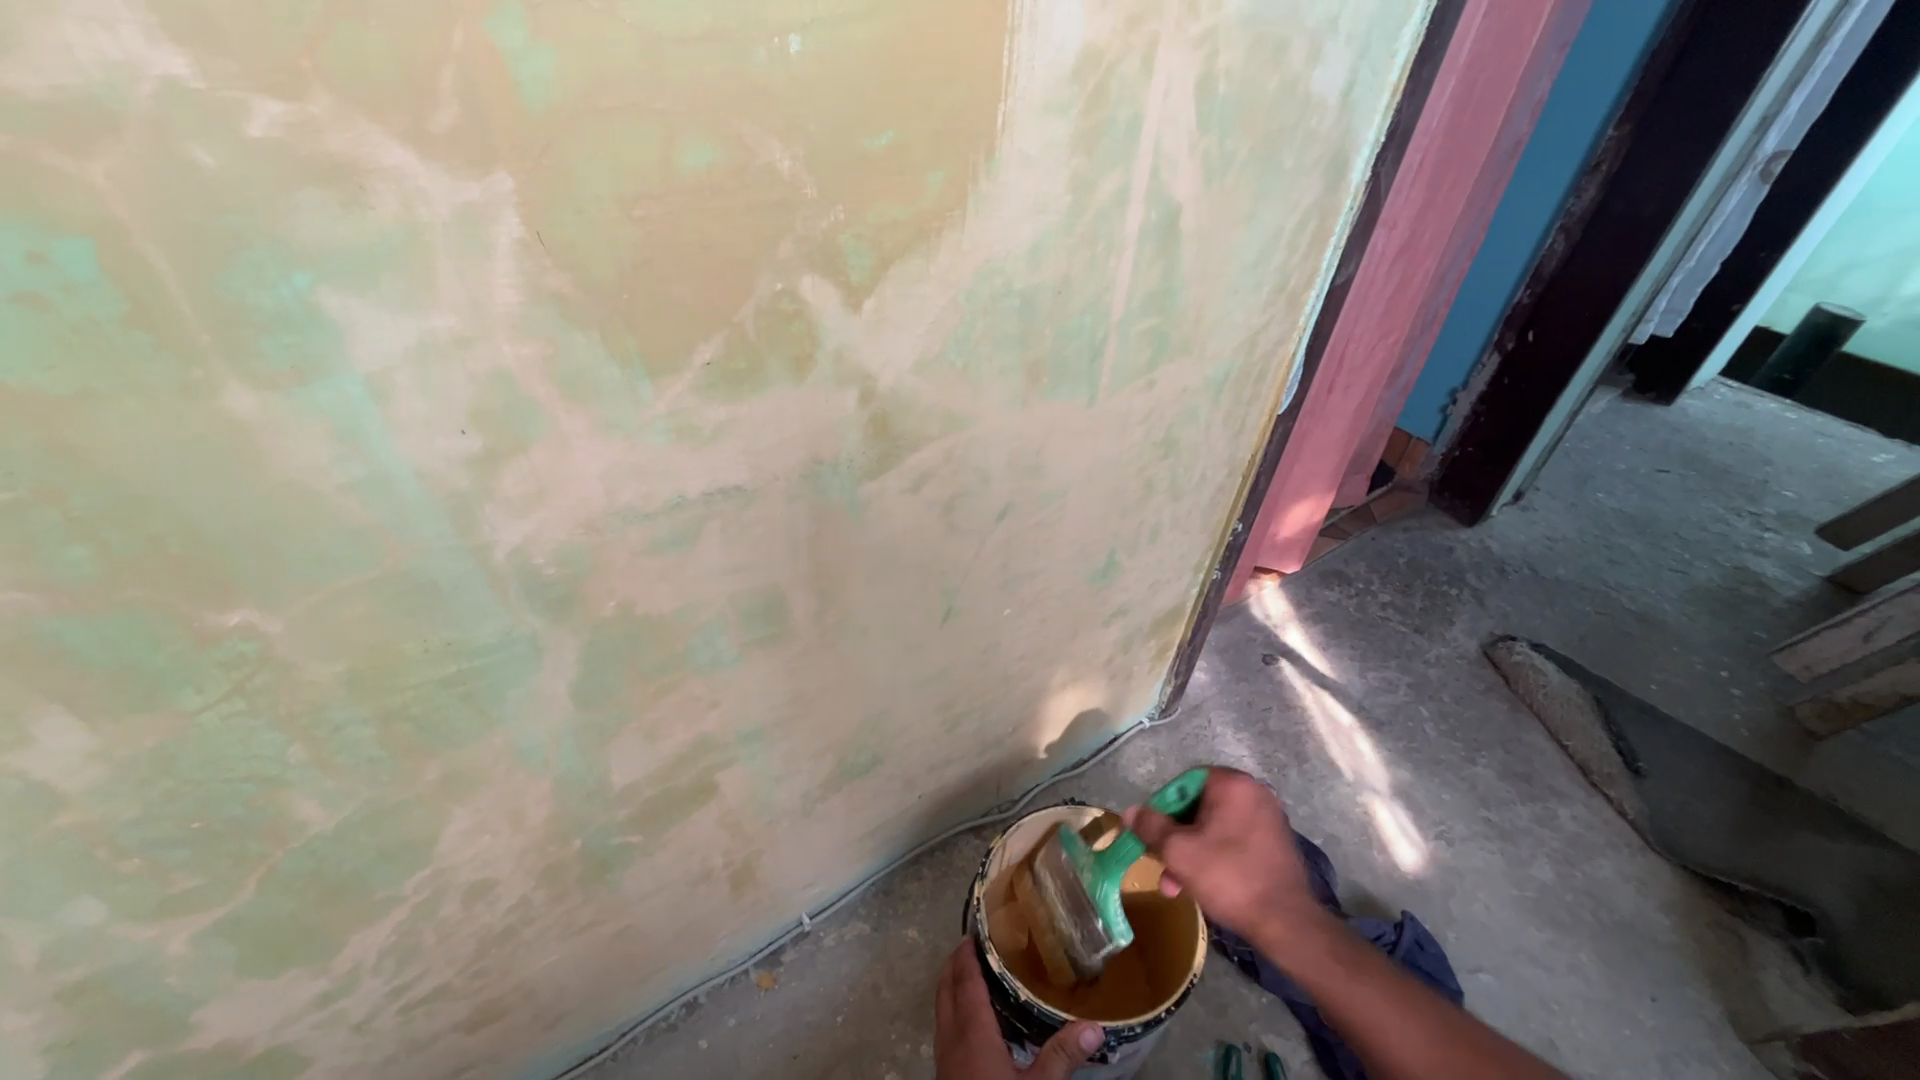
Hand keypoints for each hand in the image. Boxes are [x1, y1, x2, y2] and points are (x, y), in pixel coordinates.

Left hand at [935, 938, 1102, 1079]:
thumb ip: (1062, 1056)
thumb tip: (1095, 1027)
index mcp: (971, 1033)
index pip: (965, 981)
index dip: (968, 953)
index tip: (977, 929)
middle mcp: (951, 1039)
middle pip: (945, 989)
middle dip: (956, 964)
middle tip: (979, 944)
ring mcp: (944, 1058)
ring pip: (942, 1009)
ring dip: (954, 987)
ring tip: (979, 975)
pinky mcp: (946, 1074)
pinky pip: (945, 1028)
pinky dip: (956, 1010)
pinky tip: (978, 1022)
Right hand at [1124, 767, 1326, 947]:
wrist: (1285, 922)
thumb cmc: (1228, 876)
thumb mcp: (1179, 851)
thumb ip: (1151, 827)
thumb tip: (1131, 811)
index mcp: (1233, 785)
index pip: (1185, 782)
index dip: (1162, 806)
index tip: (1151, 833)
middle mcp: (1254, 794)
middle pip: (1199, 807)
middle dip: (1175, 838)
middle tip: (1160, 864)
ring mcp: (1268, 820)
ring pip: (1214, 829)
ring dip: (1190, 853)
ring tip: (1175, 886)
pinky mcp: (1275, 845)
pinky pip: (1234, 842)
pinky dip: (1214, 858)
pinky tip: (1201, 886)